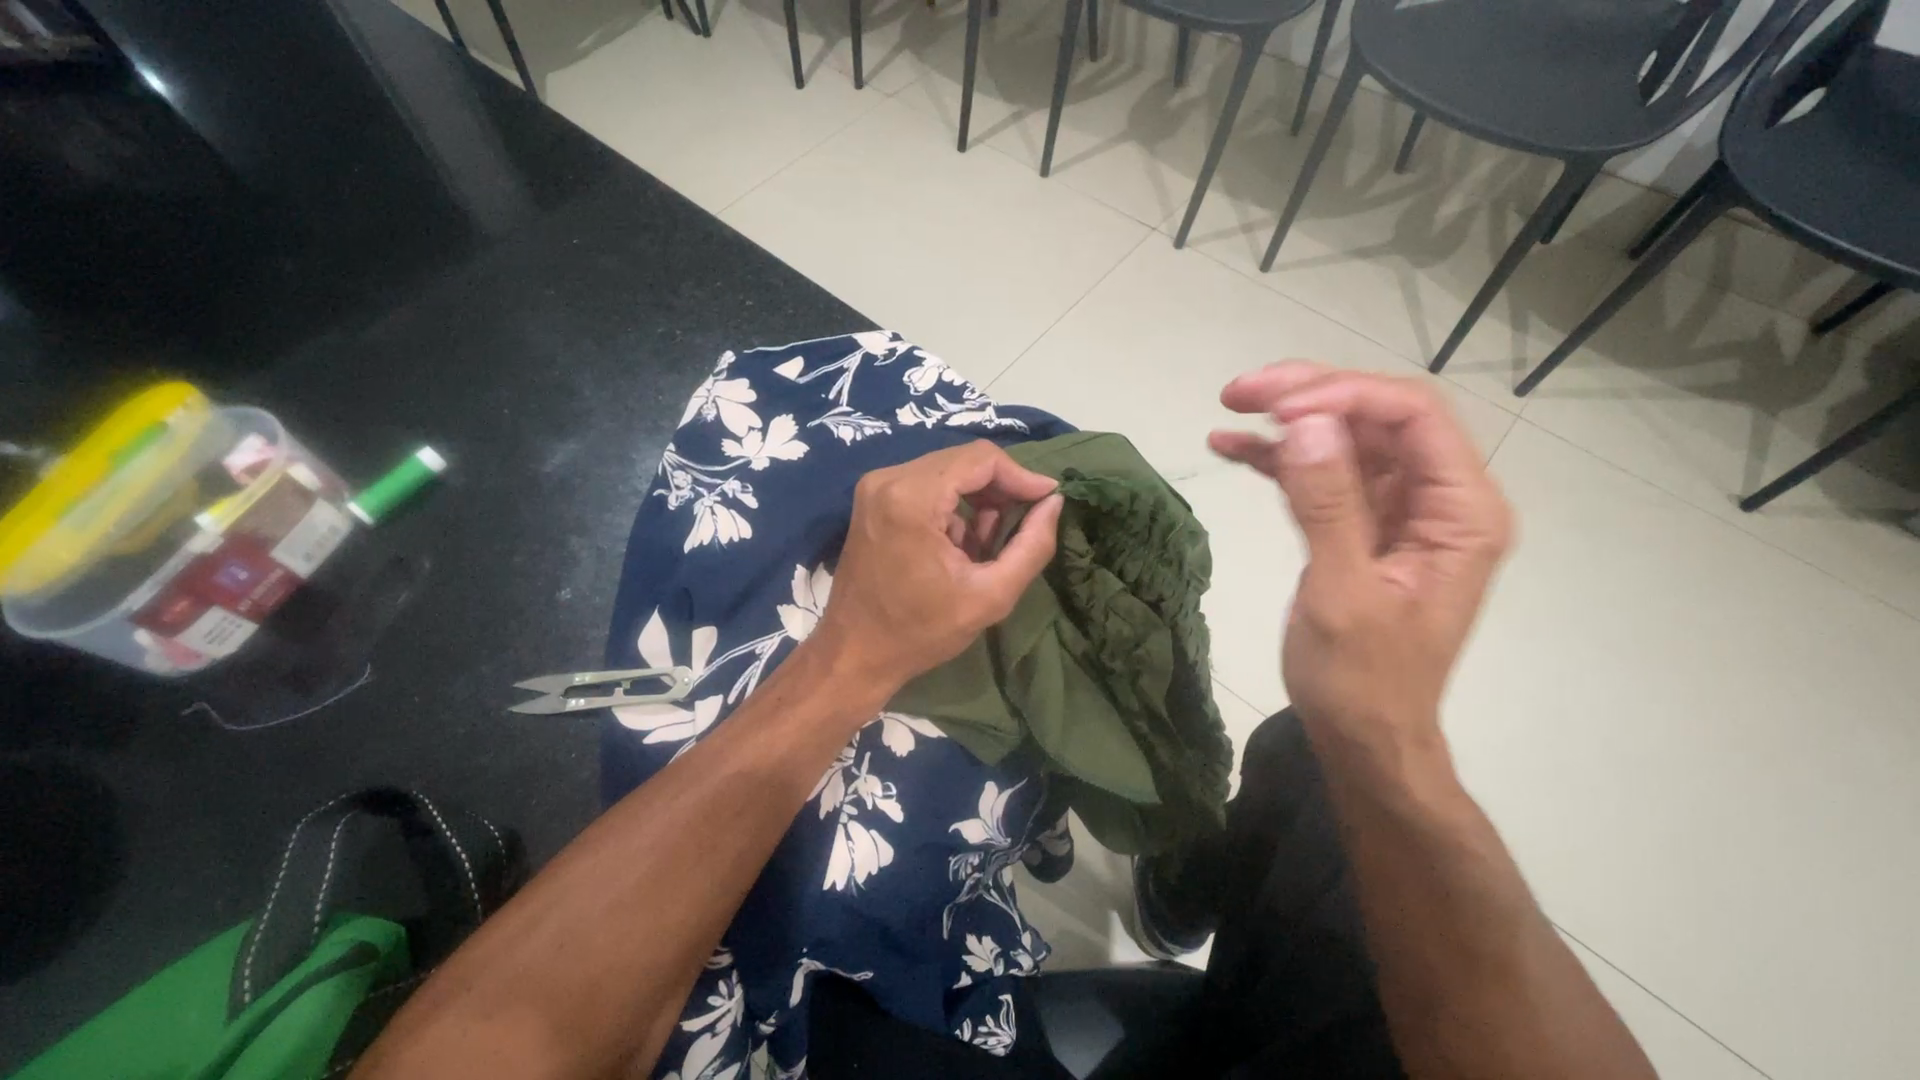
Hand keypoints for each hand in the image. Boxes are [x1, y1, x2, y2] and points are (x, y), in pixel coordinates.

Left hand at [808, 440, 1062, 701]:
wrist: (855, 653)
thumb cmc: (921, 631)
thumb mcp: (990, 596)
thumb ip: (1031, 546)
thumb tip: (1054, 502)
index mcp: (912, 498)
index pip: (981, 459)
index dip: (1021, 476)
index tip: (1048, 500)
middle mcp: (889, 479)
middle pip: (963, 460)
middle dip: (1000, 489)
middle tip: (1023, 524)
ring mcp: (876, 487)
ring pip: (947, 470)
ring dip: (977, 500)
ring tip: (988, 545)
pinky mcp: (873, 499)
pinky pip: (927, 484)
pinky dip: (953, 507)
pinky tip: (961, 547)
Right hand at [1209, 363, 1512, 767]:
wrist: (1362, 737)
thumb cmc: (1363, 680)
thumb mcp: (1343, 593)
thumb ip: (1328, 504)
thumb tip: (1304, 422)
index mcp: (1461, 512)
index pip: (1413, 417)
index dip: (1344, 397)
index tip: (1276, 409)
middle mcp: (1438, 499)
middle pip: (1378, 416)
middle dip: (1310, 395)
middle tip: (1240, 391)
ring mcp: (1399, 511)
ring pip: (1347, 438)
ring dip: (1288, 421)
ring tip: (1228, 408)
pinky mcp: (1363, 526)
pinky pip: (1324, 475)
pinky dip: (1278, 459)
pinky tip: (1230, 447)